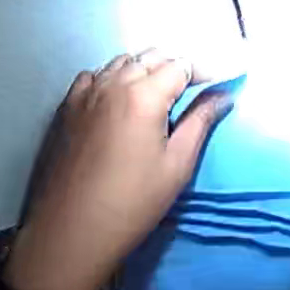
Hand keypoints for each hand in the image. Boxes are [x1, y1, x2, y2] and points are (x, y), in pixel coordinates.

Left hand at [5, 51, 229, 289]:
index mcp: (144, 96)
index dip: (204, 70)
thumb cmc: (133, 202)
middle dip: (177, 66)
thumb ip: (201, 121)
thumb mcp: (178, 164)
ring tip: (161, 92)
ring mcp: (85, 93)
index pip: (181, 65)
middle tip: (195, 88)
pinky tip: (121, 99)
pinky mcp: (66, 107)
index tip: (219, 82)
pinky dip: (114, 78)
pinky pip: (95, 76)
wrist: (70, 234)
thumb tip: (223, 95)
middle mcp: (113, 84)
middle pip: (152, 56)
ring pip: (123, 62)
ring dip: (146, 68)